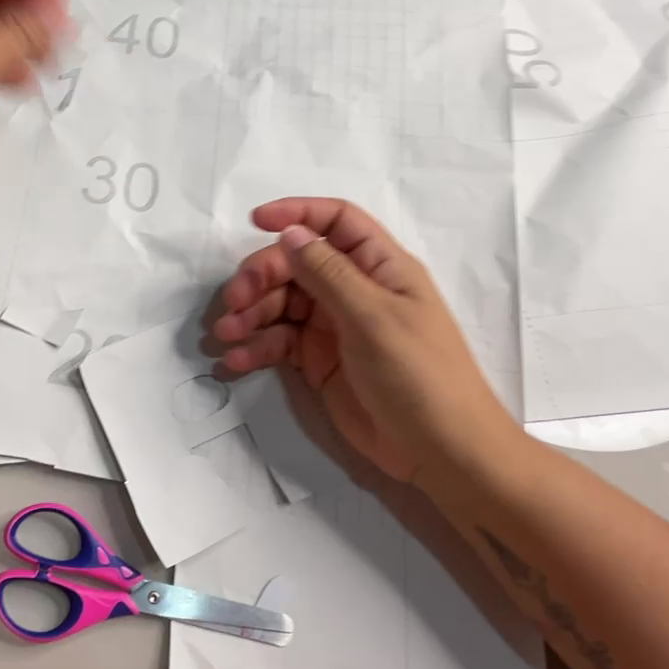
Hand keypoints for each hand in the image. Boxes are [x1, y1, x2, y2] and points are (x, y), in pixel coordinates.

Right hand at [211, 198, 521, 484]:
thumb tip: (289, 232)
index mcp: (379, 267)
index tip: (255, 220)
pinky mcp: (317, 360)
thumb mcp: (373, 318)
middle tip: (235, 301)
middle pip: (295, 263)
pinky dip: (254, 347)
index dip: (297, 213)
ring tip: (226, 335)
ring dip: (249, 314)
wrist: (443, 455)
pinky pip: (277, 341)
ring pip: (279, 302)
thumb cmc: (421, 376)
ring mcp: (333, 325)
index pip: (336, 222)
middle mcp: (353, 289)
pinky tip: (235, 360)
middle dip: (261, 276)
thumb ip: (328, 273)